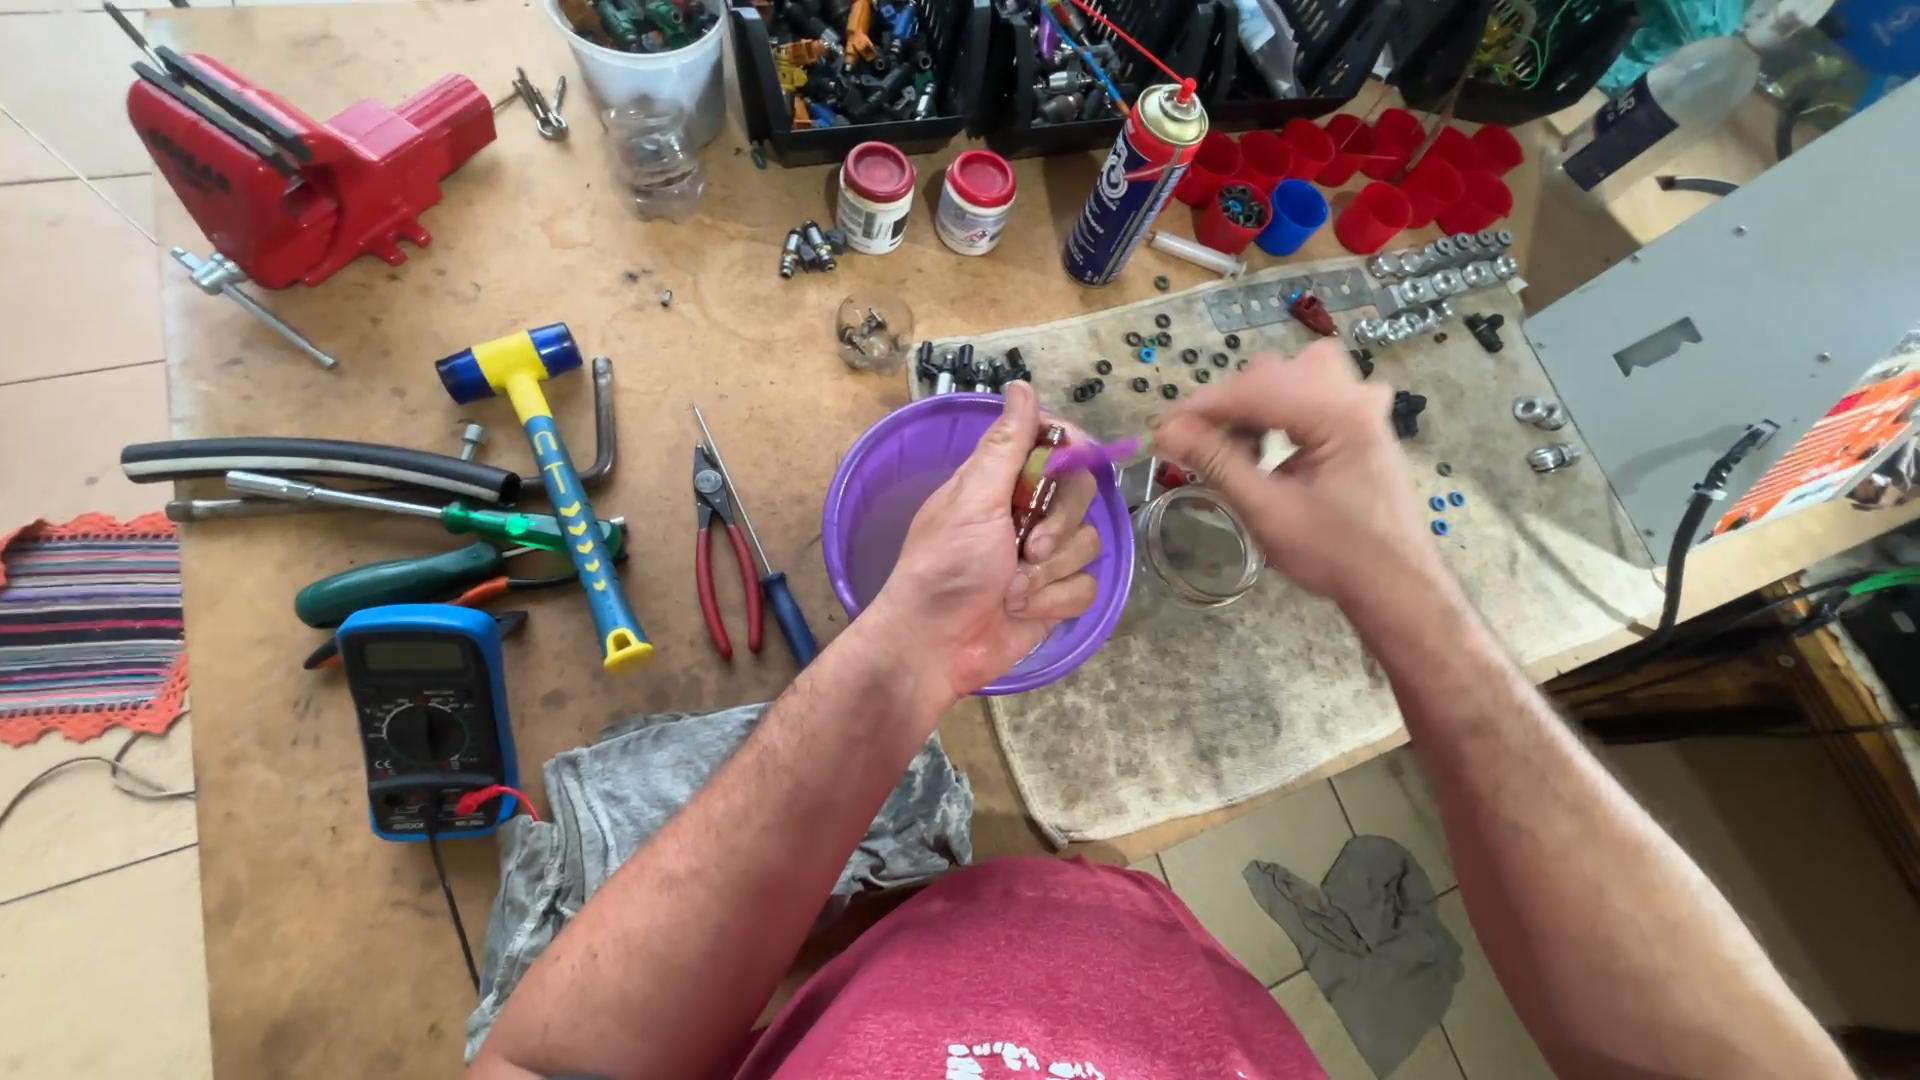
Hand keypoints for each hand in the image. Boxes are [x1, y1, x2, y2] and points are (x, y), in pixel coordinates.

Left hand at [865, 381, 1102, 710]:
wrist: (935, 647)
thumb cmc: (945, 567)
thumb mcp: (972, 499)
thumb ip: (1004, 446)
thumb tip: (1021, 386)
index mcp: (999, 483)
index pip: (1052, 445)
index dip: (1072, 447)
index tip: (1081, 453)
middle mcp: (1024, 514)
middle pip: (1080, 493)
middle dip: (1057, 524)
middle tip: (1026, 547)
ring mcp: (1042, 557)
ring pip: (1087, 543)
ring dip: (1048, 572)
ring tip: (1011, 589)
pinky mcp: (1053, 597)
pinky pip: (1084, 587)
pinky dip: (1052, 601)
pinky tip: (1020, 611)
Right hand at [1151, 340, 1443, 614]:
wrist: (1395, 584)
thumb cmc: (1335, 553)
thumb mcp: (1267, 509)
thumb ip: (1216, 462)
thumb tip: (1167, 431)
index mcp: (1340, 413)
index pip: (1255, 388)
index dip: (1202, 406)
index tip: (1162, 428)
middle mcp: (1355, 396)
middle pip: (1274, 373)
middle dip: (1228, 404)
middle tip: (1194, 442)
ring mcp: (1362, 408)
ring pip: (1293, 377)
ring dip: (1254, 404)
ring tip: (1231, 446)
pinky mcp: (1360, 424)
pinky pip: (1309, 397)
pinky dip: (1276, 415)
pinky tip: (1260, 450)